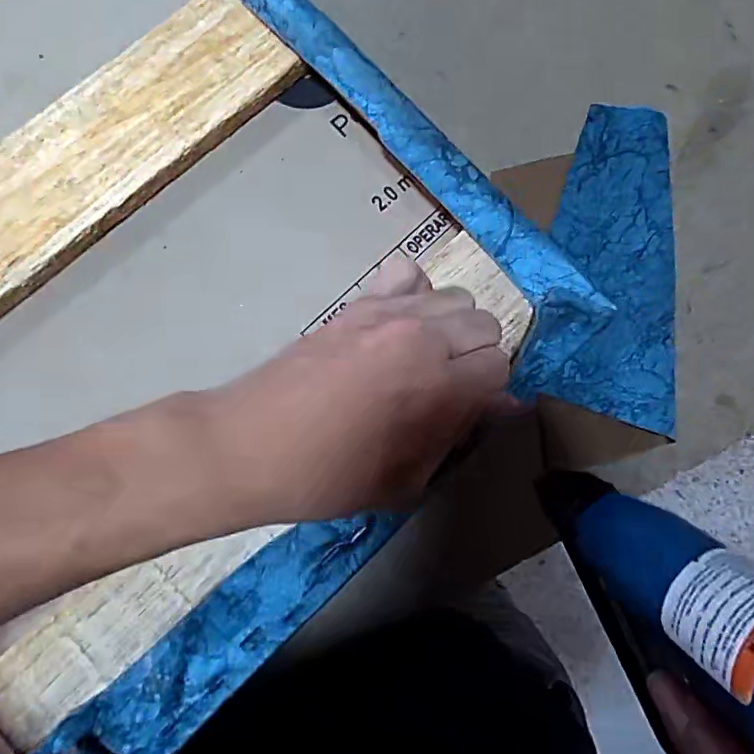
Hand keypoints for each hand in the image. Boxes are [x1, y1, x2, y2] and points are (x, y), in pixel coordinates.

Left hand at [204, 256, 515, 525]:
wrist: (252, 446)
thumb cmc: (330, 478)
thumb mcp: (406, 480)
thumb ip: (457, 435)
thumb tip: (501, 405)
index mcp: (440, 386)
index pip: (500, 365)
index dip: (486, 392)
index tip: (462, 410)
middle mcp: (422, 336)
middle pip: (485, 322)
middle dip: (476, 355)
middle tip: (445, 385)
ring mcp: (387, 312)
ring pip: (453, 297)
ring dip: (450, 325)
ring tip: (420, 355)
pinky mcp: (356, 302)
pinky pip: (405, 273)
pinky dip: (413, 293)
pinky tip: (395, 323)